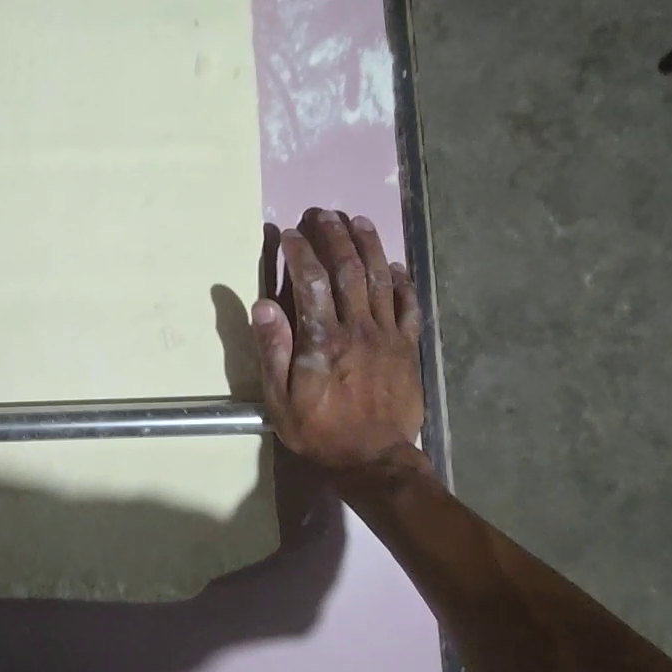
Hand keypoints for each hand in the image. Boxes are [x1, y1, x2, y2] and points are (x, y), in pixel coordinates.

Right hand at [250, 208, 427, 477]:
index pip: (311, 282)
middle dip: (334, 236)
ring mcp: (387, 336)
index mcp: (323, 339)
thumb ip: (273, 350)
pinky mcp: (407, 347)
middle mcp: (358, 329)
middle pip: (348, 270)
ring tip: (356, 220)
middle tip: (321, 213)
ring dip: (368, 245)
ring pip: (379, 279)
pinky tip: (392, 263)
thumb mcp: (280, 398)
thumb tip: (262, 305)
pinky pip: (408, 305)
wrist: (373, 459)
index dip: (300, 252)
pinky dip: (401, 280)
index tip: (288, 233)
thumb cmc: (318, 429)